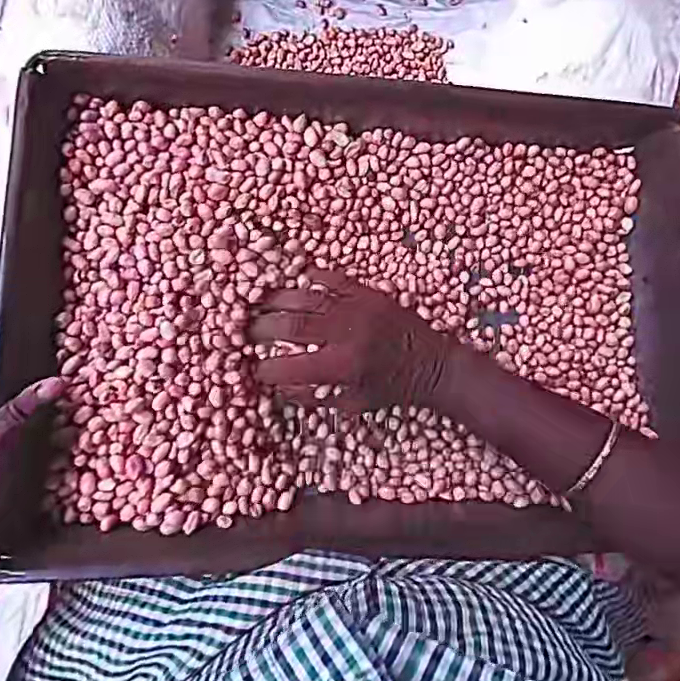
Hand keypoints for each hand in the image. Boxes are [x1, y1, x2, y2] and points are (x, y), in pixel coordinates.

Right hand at [247, 268, 456, 410]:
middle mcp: (344, 333)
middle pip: (290, 326)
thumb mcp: (355, 403)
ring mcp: (356, 308)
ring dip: (276, 300)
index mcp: (341, 367)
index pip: (289, 367)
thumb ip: (315, 396)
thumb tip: (280, 389)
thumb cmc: (394, 389)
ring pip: (305, 298)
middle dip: (261, 329)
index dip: (265, 368)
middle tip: (244, 331)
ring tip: (257, 303)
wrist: (435, 364)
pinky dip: (310, 278)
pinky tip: (294, 280)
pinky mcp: (367, 293)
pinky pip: (332, 279)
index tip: (252, 369)